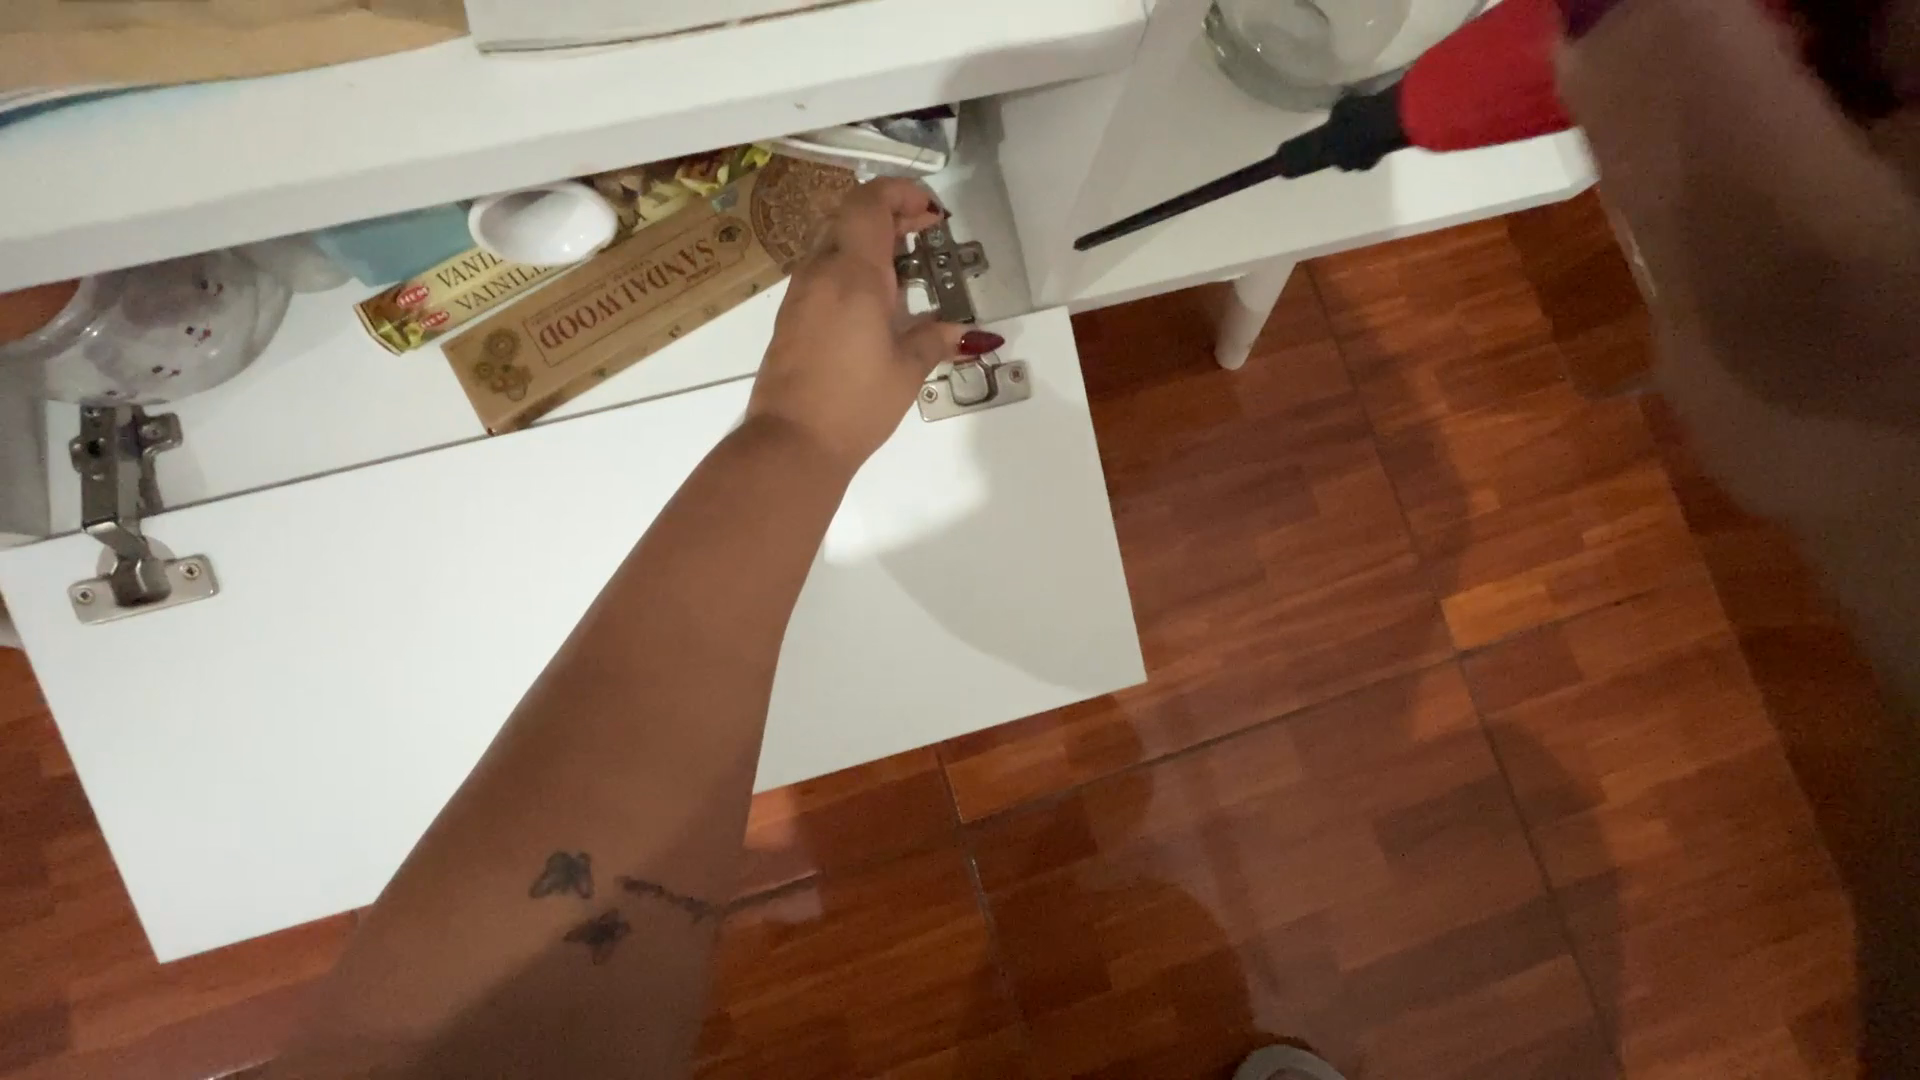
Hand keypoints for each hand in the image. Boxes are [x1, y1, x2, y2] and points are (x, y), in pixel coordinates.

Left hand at [745, 177, 997, 473]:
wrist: (792, 442)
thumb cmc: (855, 404)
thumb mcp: (907, 370)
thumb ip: (935, 340)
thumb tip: (966, 335)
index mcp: (852, 274)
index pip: (870, 203)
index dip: (902, 195)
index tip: (931, 214)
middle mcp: (820, 272)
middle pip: (849, 217)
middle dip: (888, 215)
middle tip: (922, 234)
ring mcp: (800, 295)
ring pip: (831, 243)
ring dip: (867, 243)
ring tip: (903, 271)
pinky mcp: (791, 319)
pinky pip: (821, 274)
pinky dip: (850, 270)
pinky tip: (875, 305)